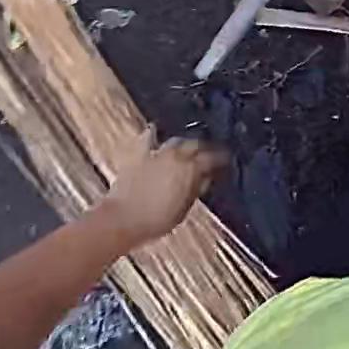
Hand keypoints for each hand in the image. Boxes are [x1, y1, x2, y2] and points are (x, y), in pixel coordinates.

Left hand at [94, 138, 226, 246]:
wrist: (122, 220)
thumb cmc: (154, 220)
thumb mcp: (183, 210)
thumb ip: (196, 190)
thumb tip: (204, 180)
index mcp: (191, 170)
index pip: (213, 158)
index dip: (221, 158)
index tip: (226, 159)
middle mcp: (176, 156)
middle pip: (196, 145)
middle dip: (204, 148)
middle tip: (209, 154)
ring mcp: (157, 154)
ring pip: (176, 140)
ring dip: (184, 143)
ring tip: (188, 146)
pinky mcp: (139, 155)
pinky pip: (148, 137)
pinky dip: (153, 132)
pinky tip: (155, 128)